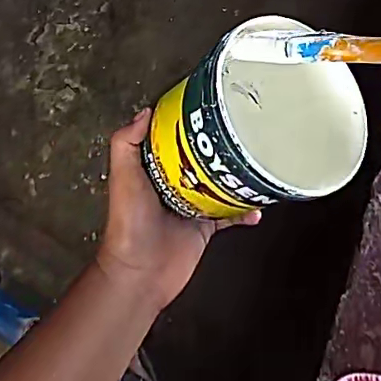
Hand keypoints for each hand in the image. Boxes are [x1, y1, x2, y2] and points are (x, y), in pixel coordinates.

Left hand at [94, 109, 259, 307]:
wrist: (140, 273)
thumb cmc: (128, 223)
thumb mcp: (123, 176)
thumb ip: (126, 143)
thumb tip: (145, 112)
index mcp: (155, 168)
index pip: (173, 138)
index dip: (188, 123)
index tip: (207, 107)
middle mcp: (175, 183)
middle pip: (202, 158)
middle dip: (219, 147)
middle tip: (240, 132)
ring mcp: (193, 204)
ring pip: (221, 183)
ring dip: (237, 176)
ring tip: (254, 162)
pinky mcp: (206, 226)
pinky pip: (231, 214)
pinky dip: (245, 211)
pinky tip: (257, 206)